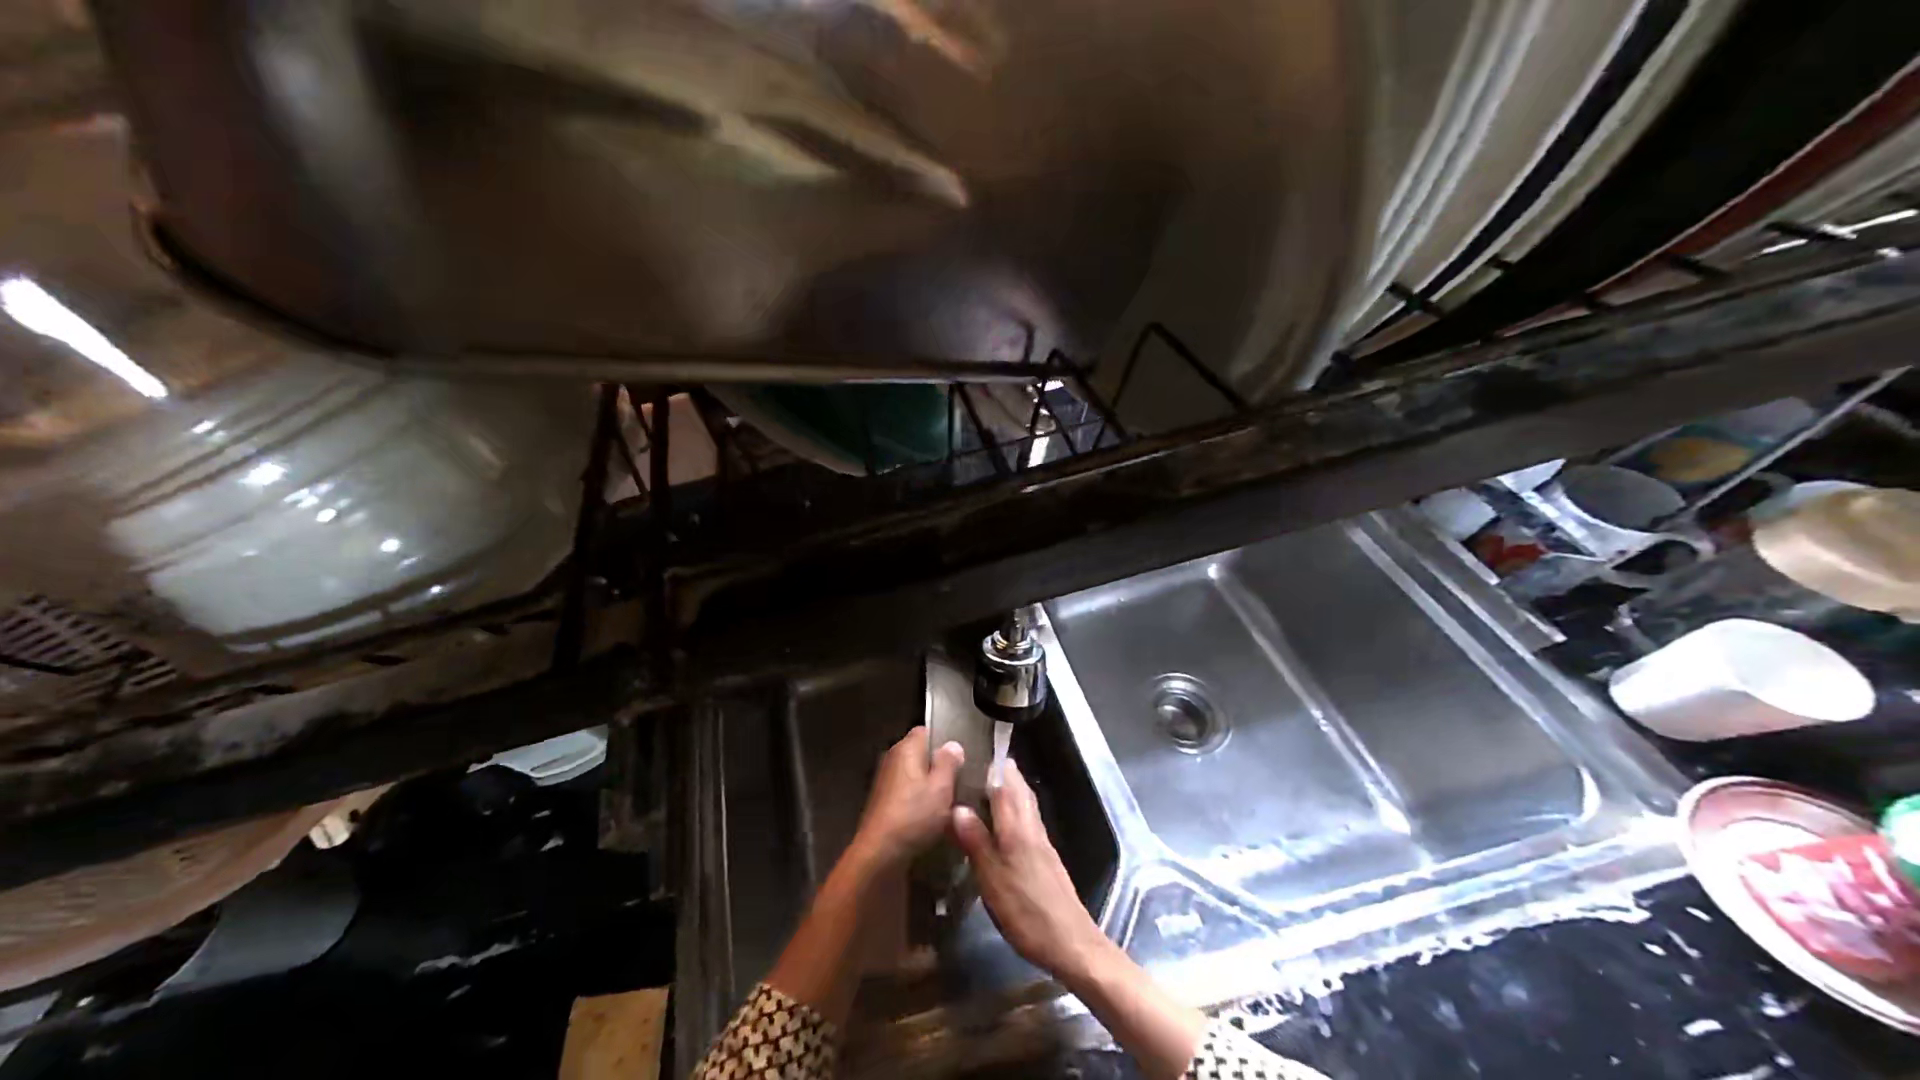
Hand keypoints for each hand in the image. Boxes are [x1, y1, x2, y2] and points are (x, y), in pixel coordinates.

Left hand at [850, 726, 963, 870]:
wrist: (880, 852)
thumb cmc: (914, 814)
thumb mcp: (941, 787)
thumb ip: (949, 762)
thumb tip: (953, 745)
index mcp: (906, 749)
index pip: (926, 730)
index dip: (945, 739)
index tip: (963, 755)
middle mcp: (893, 759)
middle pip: (922, 754)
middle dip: (941, 765)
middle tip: (963, 779)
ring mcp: (886, 782)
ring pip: (916, 776)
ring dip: (932, 786)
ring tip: (954, 800)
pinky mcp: (885, 803)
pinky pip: (909, 793)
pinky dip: (921, 801)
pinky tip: (935, 817)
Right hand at [951, 757, 1113, 983]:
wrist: (1071, 943)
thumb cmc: (1027, 911)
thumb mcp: (992, 879)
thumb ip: (976, 841)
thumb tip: (958, 807)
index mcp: (1018, 828)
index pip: (1006, 784)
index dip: (992, 766)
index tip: (973, 753)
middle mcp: (1033, 828)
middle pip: (1019, 790)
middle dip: (1001, 774)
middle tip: (976, 768)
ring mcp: (1042, 843)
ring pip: (1025, 804)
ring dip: (1008, 791)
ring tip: (984, 789)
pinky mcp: (1045, 859)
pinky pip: (1027, 821)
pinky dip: (1013, 811)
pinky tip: (1001, 824)